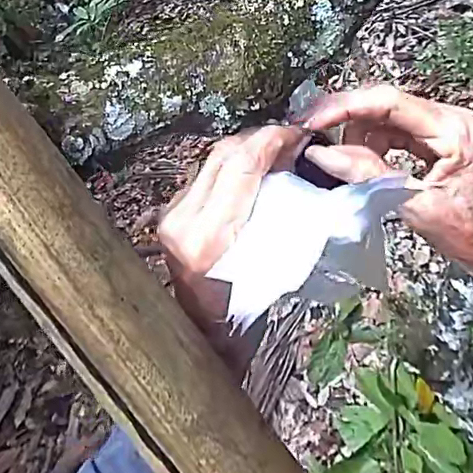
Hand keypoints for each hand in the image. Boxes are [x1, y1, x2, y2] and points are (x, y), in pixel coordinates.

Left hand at [154, 125, 309, 342]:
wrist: (203, 338)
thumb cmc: (243, 316)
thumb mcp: (273, 271)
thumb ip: (284, 219)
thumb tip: (299, 169)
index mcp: (207, 237)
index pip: (240, 165)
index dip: (271, 140)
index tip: (296, 134)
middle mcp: (183, 221)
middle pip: (224, 154)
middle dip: (261, 137)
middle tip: (291, 137)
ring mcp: (172, 215)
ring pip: (213, 159)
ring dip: (248, 147)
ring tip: (277, 148)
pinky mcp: (172, 214)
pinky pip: (206, 173)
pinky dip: (235, 163)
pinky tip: (256, 166)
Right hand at [299, 85, 472, 276]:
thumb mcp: (415, 205)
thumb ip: (368, 173)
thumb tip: (324, 154)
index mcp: (454, 131)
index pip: (389, 102)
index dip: (345, 107)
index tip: (315, 120)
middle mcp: (454, 119)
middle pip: (387, 103)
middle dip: (348, 117)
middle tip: (315, 132)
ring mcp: (450, 127)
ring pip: (390, 115)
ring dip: (361, 132)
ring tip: (340, 157)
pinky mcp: (444, 139)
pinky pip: (401, 130)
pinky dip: (378, 142)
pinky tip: (363, 160)